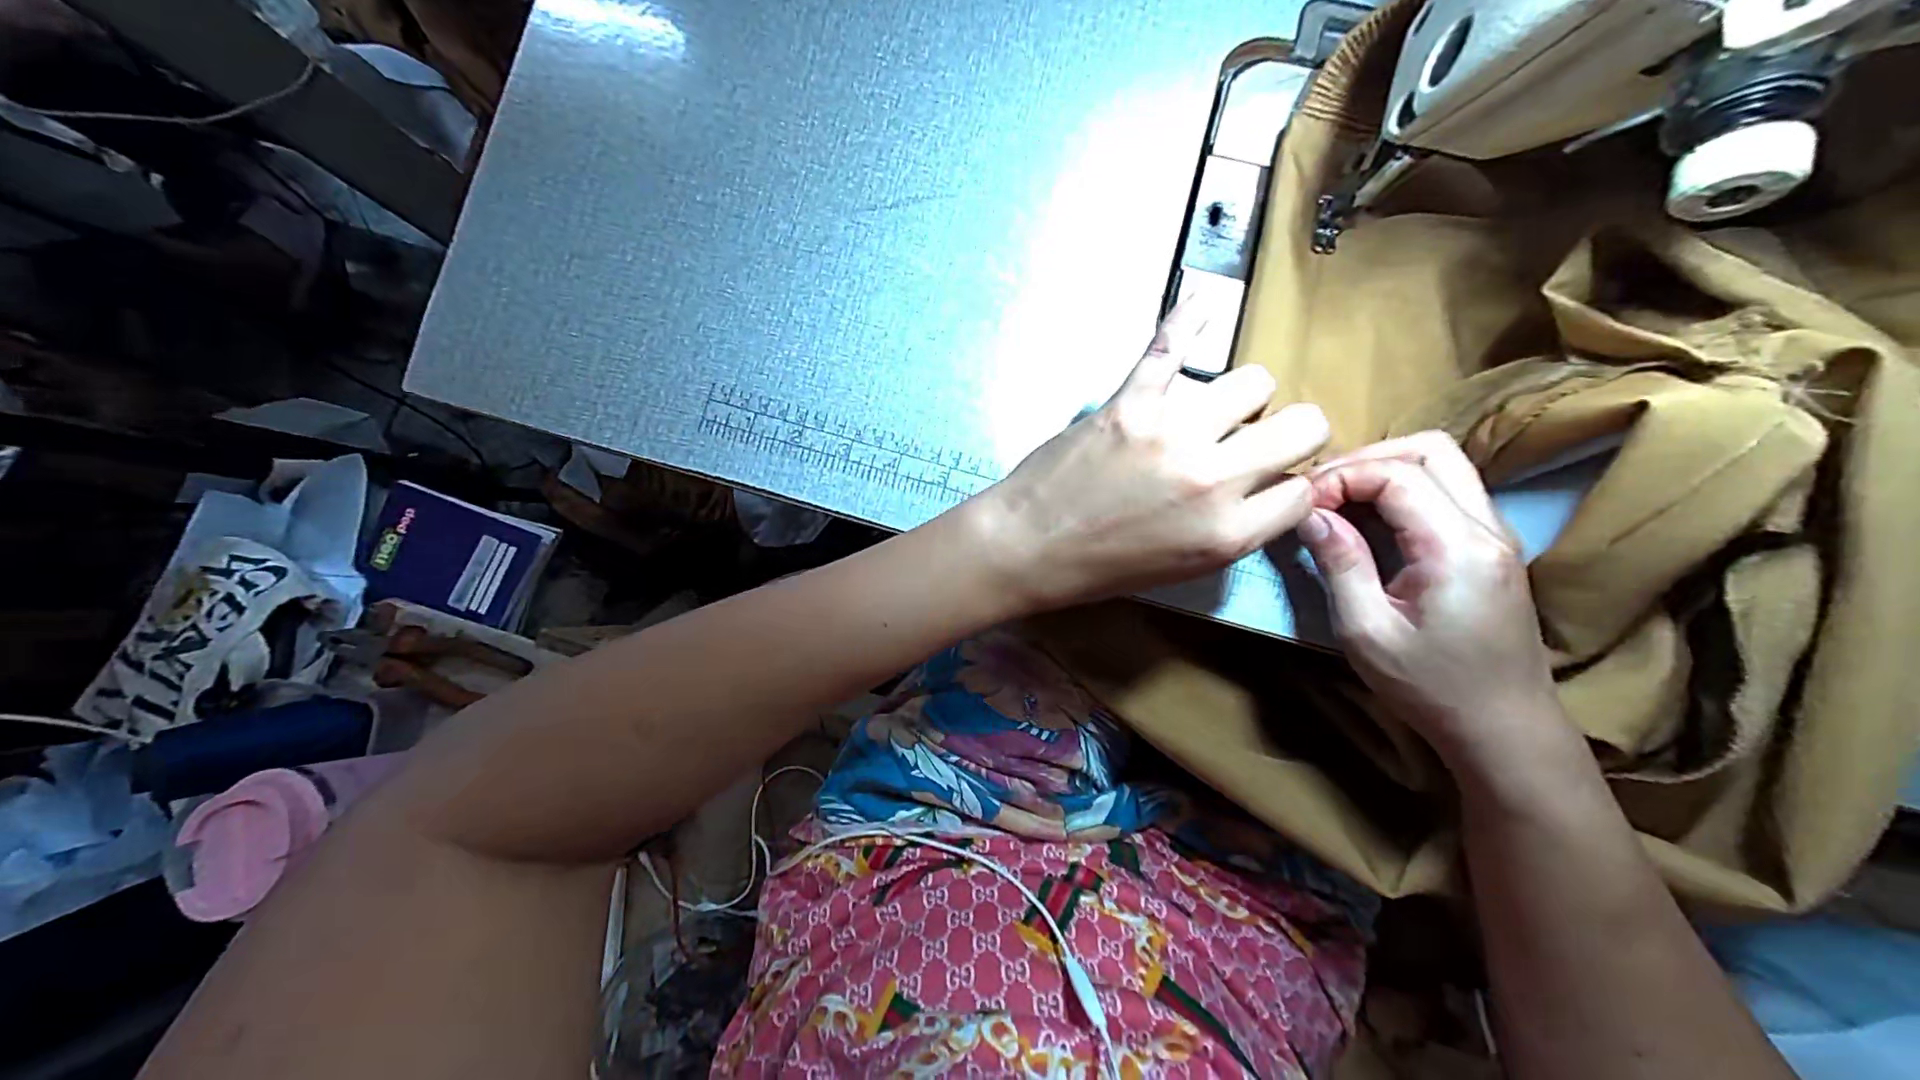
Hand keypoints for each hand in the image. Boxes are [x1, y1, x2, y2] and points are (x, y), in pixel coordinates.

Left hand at [970, 298, 1329, 611]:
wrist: (1029, 547)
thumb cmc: (1101, 567)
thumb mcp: (1184, 566)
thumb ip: (1235, 527)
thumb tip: (1270, 484)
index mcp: (1228, 533)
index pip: (1303, 490)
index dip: (1290, 482)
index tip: (1270, 478)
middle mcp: (1212, 480)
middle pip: (1302, 425)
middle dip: (1292, 431)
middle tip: (1259, 437)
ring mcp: (1171, 434)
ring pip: (1252, 381)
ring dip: (1240, 396)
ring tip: (1212, 408)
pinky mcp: (1130, 403)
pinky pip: (1171, 346)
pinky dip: (1187, 320)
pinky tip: (1201, 304)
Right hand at [1297, 432, 1563, 768]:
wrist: (1502, 727)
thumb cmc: (1429, 685)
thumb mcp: (1366, 630)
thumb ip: (1340, 562)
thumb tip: (1310, 513)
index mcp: (1458, 547)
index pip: (1397, 474)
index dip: (1342, 477)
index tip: (1302, 504)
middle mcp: (1487, 527)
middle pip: (1430, 449)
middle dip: (1365, 458)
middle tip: (1320, 490)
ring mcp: (1496, 534)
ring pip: (1443, 464)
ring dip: (1385, 468)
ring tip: (1338, 499)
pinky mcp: (1490, 546)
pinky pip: (1447, 490)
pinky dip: (1403, 488)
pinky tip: (1368, 517)